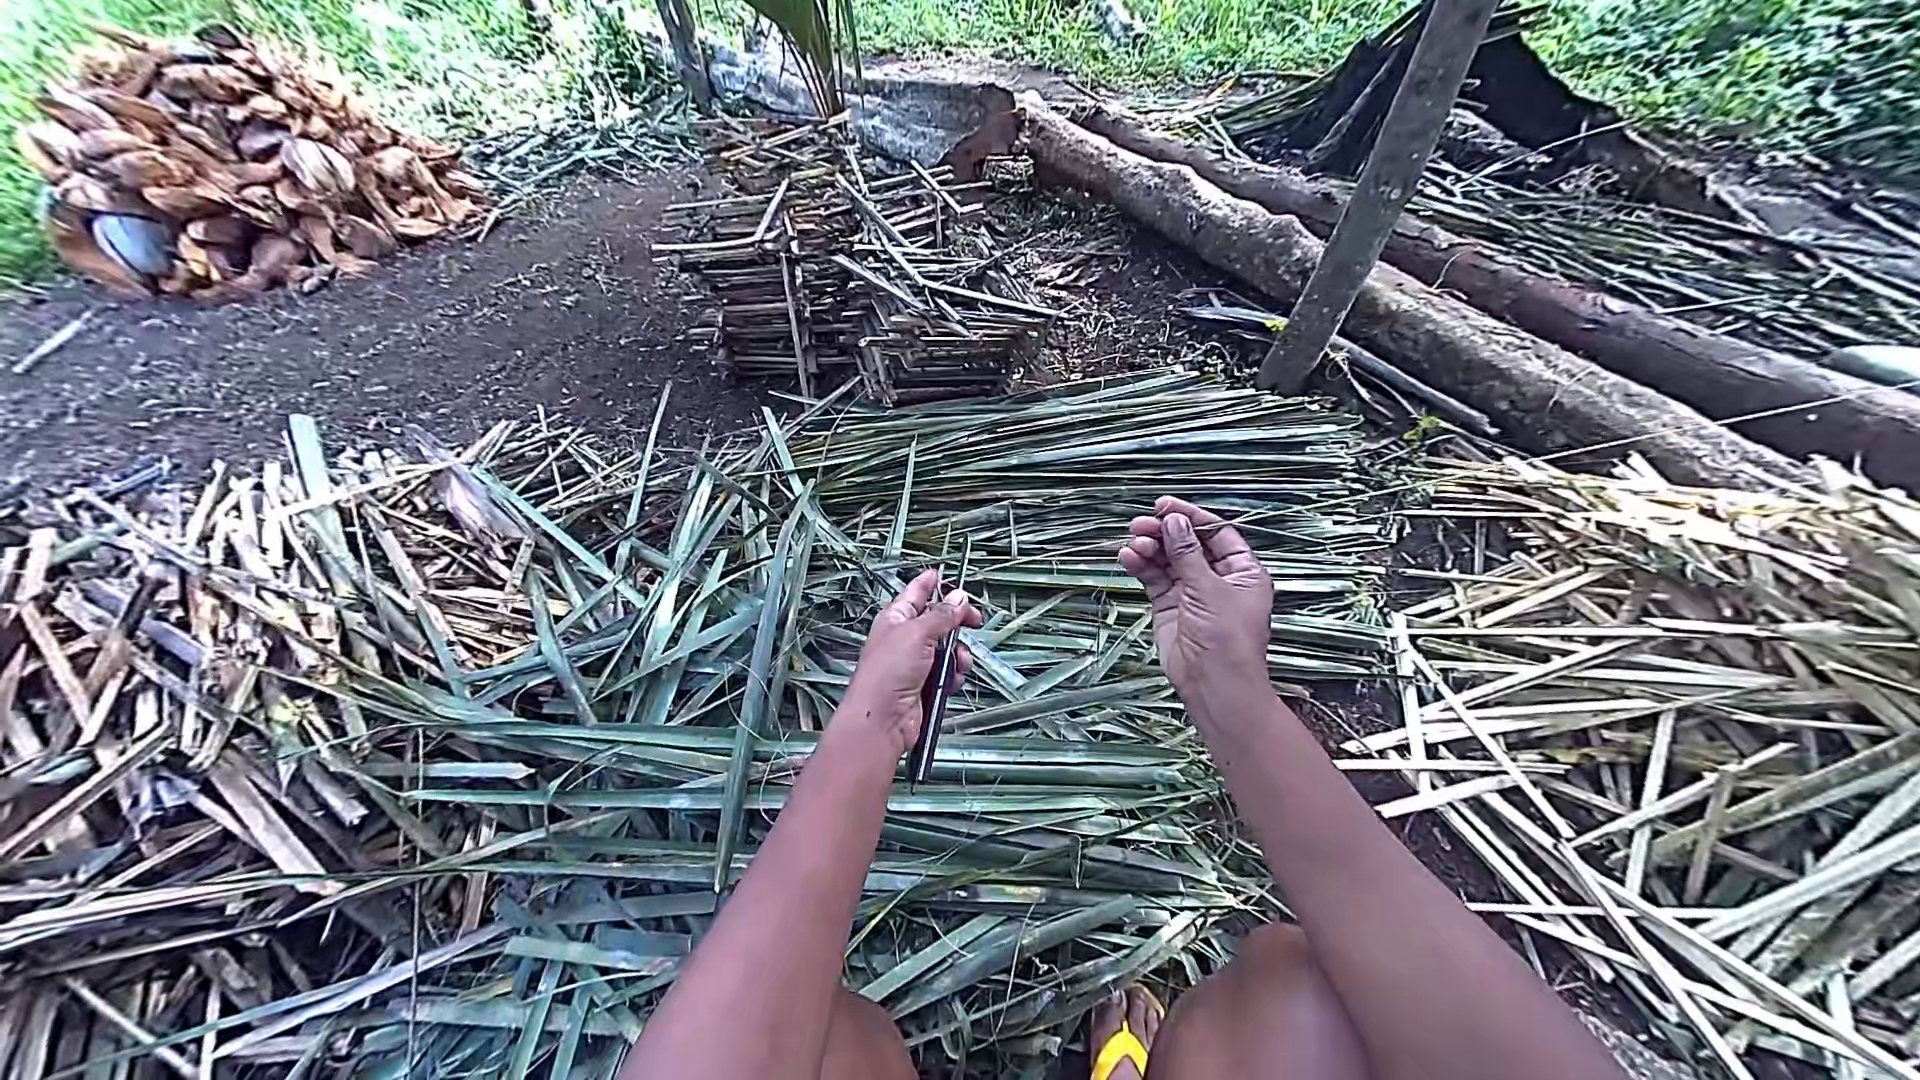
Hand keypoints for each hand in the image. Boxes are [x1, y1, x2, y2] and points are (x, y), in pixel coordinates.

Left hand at [839, 569, 982, 756]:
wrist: (883, 720)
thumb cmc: (886, 675)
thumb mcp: (918, 633)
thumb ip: (942, 615)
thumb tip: (958, 598)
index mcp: (896, 618)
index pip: (916, 593)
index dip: (931, 583)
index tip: (945, 576)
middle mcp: (905, 638)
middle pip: (938, 621)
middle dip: (956, 623)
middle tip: (972, 621)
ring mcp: (915, 662)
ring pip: (948, 648)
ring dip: (958, 654)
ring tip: (958, 661)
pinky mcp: (925, 683)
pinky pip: (948, 672)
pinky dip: (954, 674)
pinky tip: (951, 679)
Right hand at [1118, 496, 1273, 690]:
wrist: (1213, 684)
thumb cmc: (1227, 640)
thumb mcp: (1209, 589)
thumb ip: (1187, 554)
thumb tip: (1175, 522)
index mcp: (1241, 571)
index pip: (1215, 533)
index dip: (1191, 517)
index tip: (1165, 506)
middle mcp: (1217, 579)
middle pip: (1187, 544)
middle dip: (1165, 532)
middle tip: (1142, 524)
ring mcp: (1191, 592)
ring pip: (1167, 560)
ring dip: (1150, 548)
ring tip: (1134, 542)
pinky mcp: (1169, 606)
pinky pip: (1153, 578)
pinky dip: (1141, 566)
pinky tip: (1129, 557)